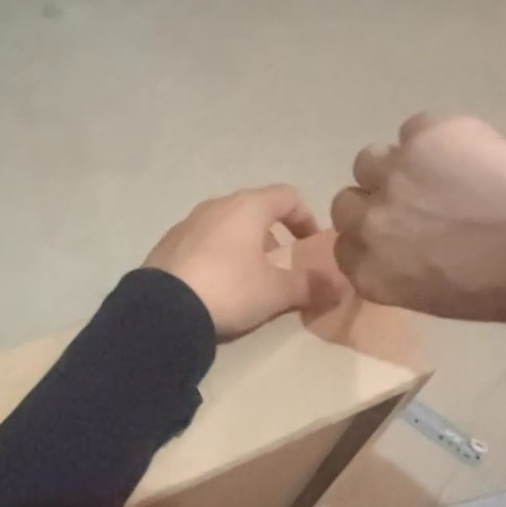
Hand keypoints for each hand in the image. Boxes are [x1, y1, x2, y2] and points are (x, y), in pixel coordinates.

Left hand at [144, 185, 337, 339]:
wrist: (163, 309)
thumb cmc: (229, 289)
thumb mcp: (275, 292)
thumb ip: (309, 286)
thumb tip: (342, 285)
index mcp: (248, 206)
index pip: (288, 196)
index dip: (305, 218)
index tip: (310, 245)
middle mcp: (216, 206)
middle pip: (253, 209)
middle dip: (271, 233)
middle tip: (278, 264)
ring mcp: (187, 223)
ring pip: (224, 226)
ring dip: (242, 245)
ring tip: (246, 278)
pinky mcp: (166, 245)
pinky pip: (200, 243)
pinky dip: (215, 256)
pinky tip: (214, 285)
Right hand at [330, 114, 505, 324]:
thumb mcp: (434, 297)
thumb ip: (399, 268)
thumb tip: (402, 244)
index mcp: (370, 273)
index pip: (344, 248)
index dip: (368, 236)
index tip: (395, 235)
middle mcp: (368, 225)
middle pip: (346, 202)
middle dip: (375, 201)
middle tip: (416, 202)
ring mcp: (393, 176)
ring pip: (369, 160)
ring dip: (396, 166)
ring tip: (438, 171)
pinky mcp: (424, 136)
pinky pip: (414, 129)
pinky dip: (436, 139)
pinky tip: (469, 152)